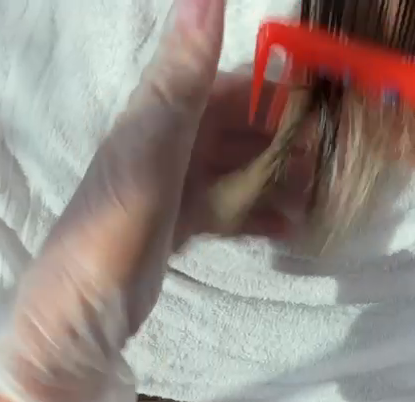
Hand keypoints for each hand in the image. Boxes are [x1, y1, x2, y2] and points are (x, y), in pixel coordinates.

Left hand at [0, 0, 302, 401]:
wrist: (81, 312)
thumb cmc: (111, 227)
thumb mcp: (150, 149)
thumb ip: (181, 77)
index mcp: (162, 116)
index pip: (231, 85)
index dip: (277, 88)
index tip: (326, 101)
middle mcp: (169, 144)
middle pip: (240, 129)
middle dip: (285, 140)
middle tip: (333, 160)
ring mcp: (174, 188)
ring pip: (237, 171)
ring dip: (277, 180)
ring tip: (319, 198)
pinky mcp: (177, 228)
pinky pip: (227, 212)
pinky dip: (256, 216)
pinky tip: (288, 230)